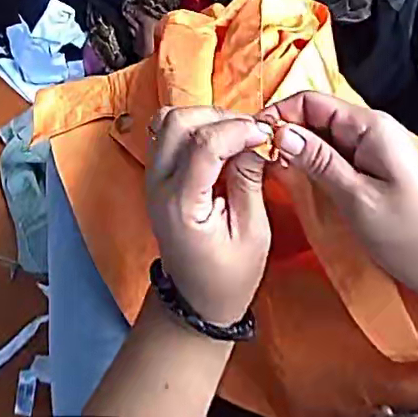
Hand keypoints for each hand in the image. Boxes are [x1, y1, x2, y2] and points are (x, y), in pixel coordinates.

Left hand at [145, 106, 273, 323]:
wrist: (193, 300)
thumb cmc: (228, 276)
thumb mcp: (253, 234)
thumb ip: (249, 181)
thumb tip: (256, 139)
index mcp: (181, 204)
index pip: (203, 145)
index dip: (237, 130)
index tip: (265, 134)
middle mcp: (158, 183)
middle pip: (178, 122)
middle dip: (219, 117)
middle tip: (250, 130)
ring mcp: (152, 175)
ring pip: (169, 119)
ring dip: (205, 116)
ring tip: (235, 132)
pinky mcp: (156, 171)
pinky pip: (167, 130)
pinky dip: (193, 123)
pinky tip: (218, 138)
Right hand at [262, 91, 417, 308]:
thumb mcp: (358, 200)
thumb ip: (318, 162)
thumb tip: (279, 132)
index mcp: (369, 126)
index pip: (310, 100)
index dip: (279, 114)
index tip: (252, 139)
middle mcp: (374, 128)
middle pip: (318, 116)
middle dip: (287, 132)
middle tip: (259, 160)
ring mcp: (380, 149)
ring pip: (328, 137)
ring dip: (302, 150)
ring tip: (277, 173)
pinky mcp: (383, 169)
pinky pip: (342, 155)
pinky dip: (320, 165)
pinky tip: (307, 184)